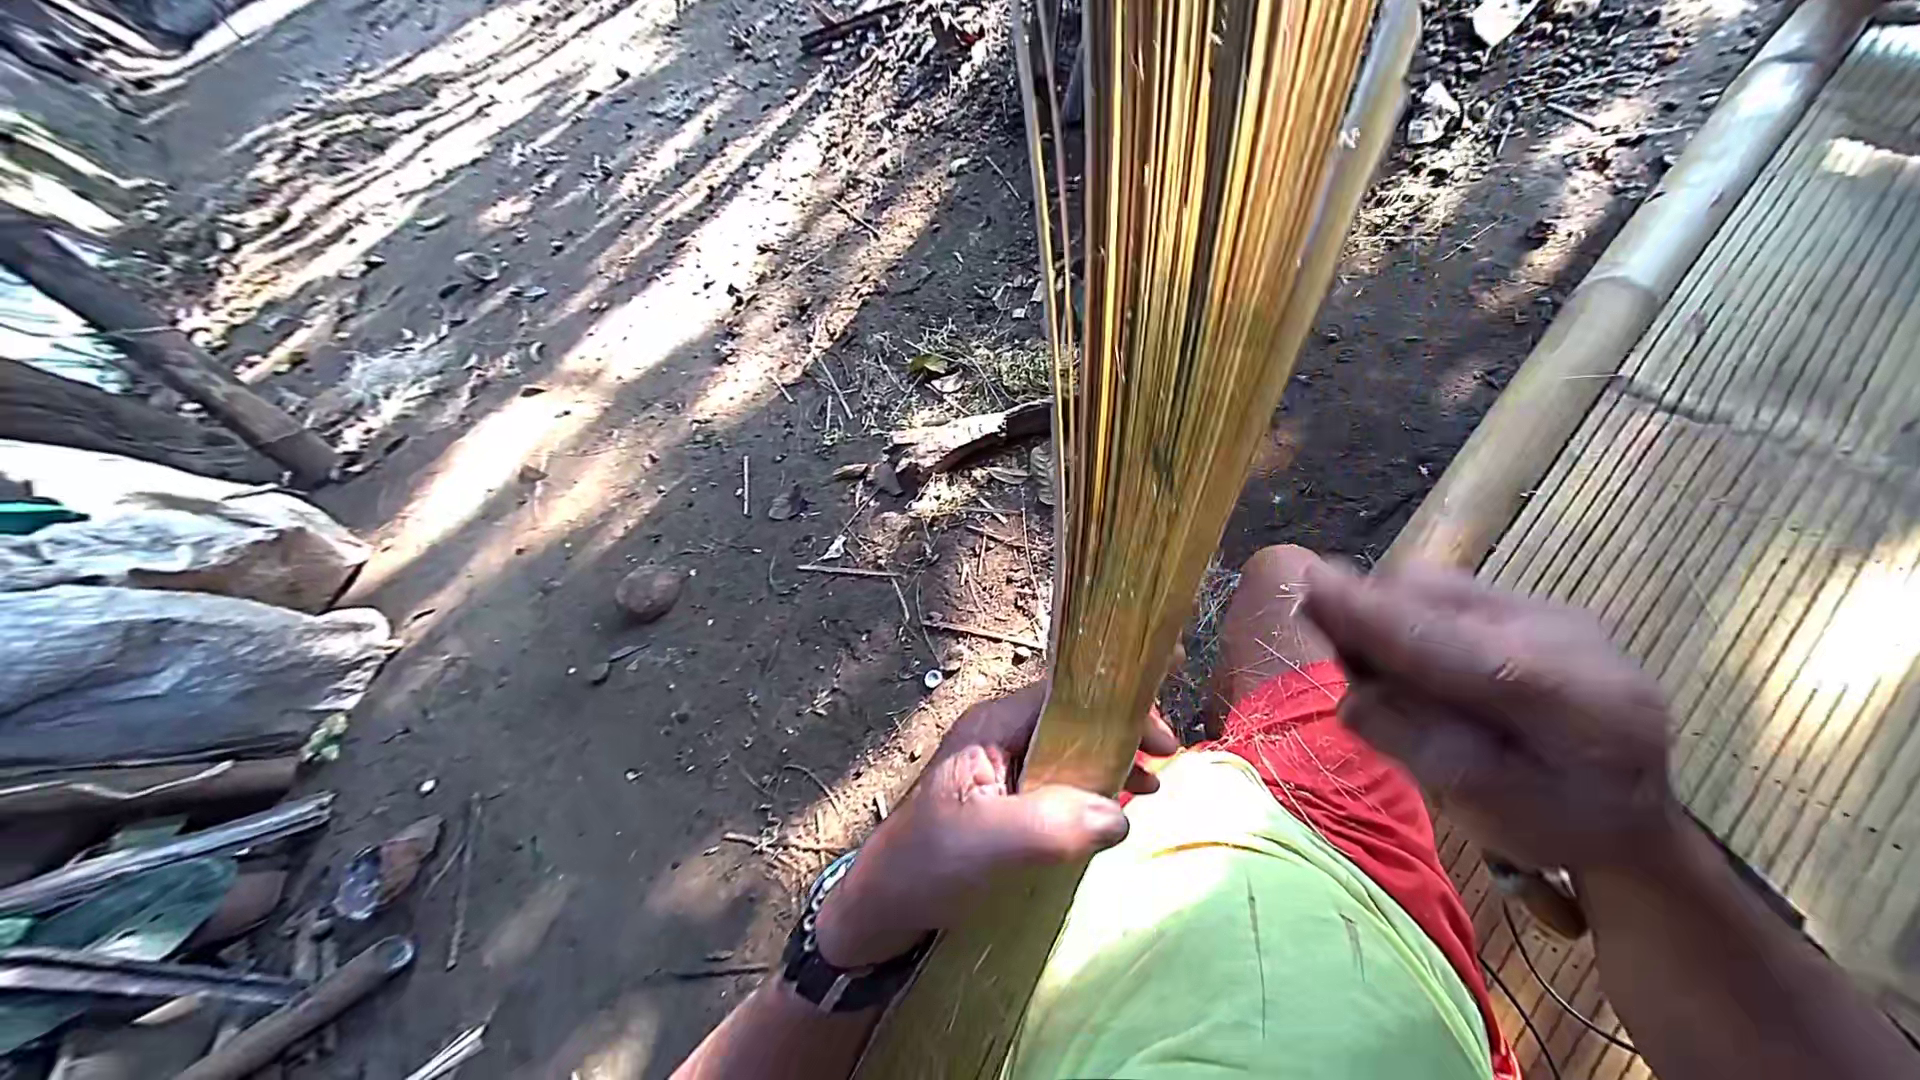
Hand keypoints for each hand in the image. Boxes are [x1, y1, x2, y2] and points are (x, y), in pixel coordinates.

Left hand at [812, 682, 1176, 966]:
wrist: (884, 905)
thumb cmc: (927, 866)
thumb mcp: (987, 844)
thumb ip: (1050, 825)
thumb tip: (1119, 814)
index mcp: (993, 726)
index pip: (1065, 696)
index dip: (1115, 708)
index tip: (1158, 741)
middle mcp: (999, 734)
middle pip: (1071, 717)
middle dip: (1119, 734)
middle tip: (1160, 766)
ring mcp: (1002, 763)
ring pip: (1068, 747)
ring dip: (1109, 761)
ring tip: (1147, 787)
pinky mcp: (1005, 794)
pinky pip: (1058, 777)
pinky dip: (1090, 787)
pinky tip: (1112, 809)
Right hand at [1301, 558, 1679, 873]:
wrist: (1630, 807)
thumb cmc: (1558, 822)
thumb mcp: (1483, 805)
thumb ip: (1415, 742)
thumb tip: (1351, 692)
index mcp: (1569, 697)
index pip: (1447, 643)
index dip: (1372, 614)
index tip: (1309, 584)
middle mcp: (1562, 633)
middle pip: (1429, 598)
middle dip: (1367, 616)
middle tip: (1345, 661)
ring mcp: (1547, 609)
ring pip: (1427, 585)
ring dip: (1381, 613)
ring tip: (1382, 665)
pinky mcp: (1526, 601)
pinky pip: (1438, 588)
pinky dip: (1401, 611)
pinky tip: (1411, 652)